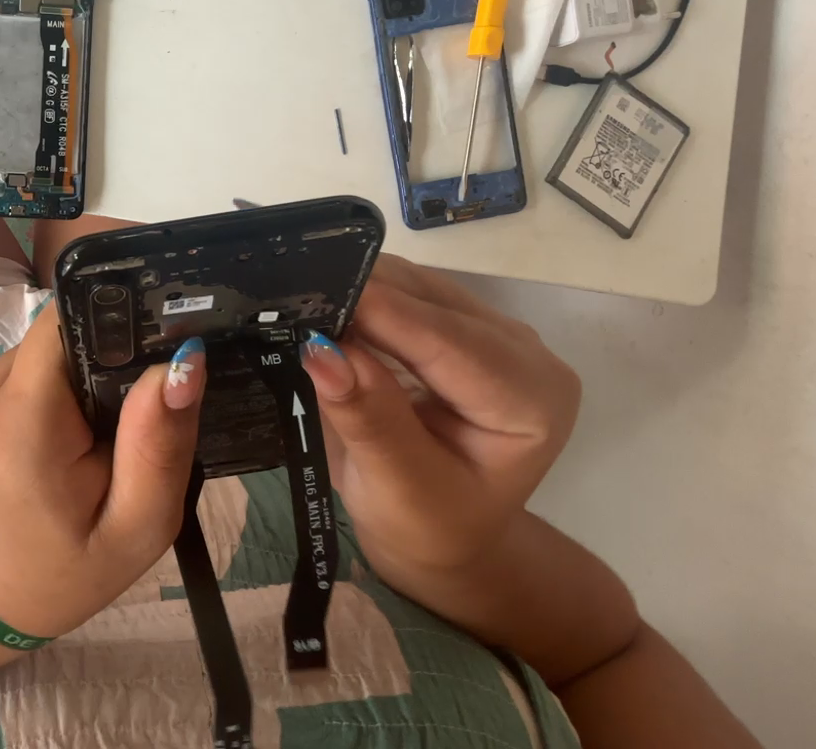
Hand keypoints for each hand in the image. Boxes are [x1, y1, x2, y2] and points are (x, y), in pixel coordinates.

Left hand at [0, 310, 206, 638]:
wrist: (3, 589)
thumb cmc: (72, 567)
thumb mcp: (137, 525)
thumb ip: (158, 446)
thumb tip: (184, 361)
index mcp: (22, 419)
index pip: (69, 321)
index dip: (122, 316)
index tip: (172, 334)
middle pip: (69, 328)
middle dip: (120, 349)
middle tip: (162, 395)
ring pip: (62, 342)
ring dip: (102, 368)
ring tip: (131, 416)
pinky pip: (48, 360)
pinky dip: (81, 379)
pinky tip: (101, 420)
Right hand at [301, 256, 580, 573]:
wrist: (437, 532)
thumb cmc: (426, 525)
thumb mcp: (397, 488)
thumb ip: (367, 418)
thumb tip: (322, 352)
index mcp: (530, 401)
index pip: (451, 341)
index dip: (382, 316)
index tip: (310, 302)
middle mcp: (522, 353)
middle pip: (432, 301)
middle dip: (361, 296)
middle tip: (284, 301)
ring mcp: (488, 332)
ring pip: (412, 282)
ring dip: (353, 288)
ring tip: (294, 305)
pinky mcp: (453, 322)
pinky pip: (401, 288)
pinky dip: (357, 293)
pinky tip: (319, 309)